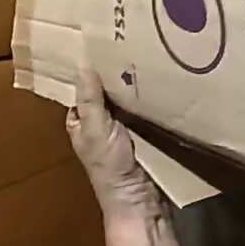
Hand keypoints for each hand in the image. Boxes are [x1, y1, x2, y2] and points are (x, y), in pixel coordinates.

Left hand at [67, 62, 162, 223]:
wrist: (140, 200)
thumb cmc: (110, 167)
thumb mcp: (96, 131)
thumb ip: (91, 101)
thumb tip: (83, 66)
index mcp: (81, 123)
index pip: (84, 89)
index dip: (91, 71)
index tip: (105, 46)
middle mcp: (101, 124)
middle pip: (108, 93)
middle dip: (118, 75)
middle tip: (134, 47)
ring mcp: (125, 130)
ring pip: (129, 100)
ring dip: (137, 86)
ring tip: (151, 59)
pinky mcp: (146, 134)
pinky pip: (146, 110)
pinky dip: (152, 99)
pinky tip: (163, 84)